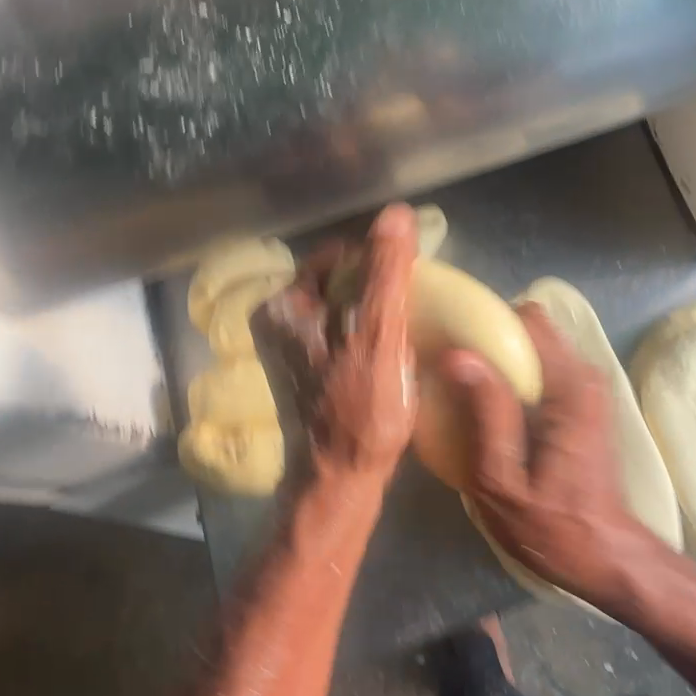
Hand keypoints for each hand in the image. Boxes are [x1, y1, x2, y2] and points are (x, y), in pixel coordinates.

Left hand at [252, 204, 419, 485]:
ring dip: (381, 310)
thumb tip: (397, 213)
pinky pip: (349, 331)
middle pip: (344, 280)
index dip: (380, 261)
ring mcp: (296, 347)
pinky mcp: (314, 369)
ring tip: (410, 330)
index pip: (340, 255)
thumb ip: (386, 273)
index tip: (411, 284)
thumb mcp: (377, 334)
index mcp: (282, 305)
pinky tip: (397, 352)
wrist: (342, 481)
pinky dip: (374, 333)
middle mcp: (280, 321)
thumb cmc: (360, 409)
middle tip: (415, 308)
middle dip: (381, 286)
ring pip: (349, 306)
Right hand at [442, 305, 662, 601]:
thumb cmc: (550, 525)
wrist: (601, 552)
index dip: (486, 323)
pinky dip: (516, 375)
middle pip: (532, 328)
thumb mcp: (502, 480)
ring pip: (536, 346)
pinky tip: (490, 403)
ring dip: (502, 358)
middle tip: (452, 366)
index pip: (527, 320)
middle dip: (491, 339)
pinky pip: (543, 366)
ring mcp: (588, 385)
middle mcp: (585, 374)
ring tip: (465, 383)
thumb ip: (487, 413)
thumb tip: (458, 355)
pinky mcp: (585, 399)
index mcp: (569, 387)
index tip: (452, 338)